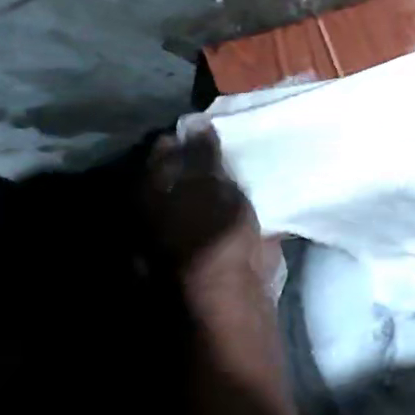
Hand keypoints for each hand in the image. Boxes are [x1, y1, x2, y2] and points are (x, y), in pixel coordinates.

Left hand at [141, 127, 278, 308]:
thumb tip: (195, 121)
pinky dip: (246, 206)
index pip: (166, 150)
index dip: (192, 135)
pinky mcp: (222, 248)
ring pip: (211, 195)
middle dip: (212, 159)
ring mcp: (193, 231)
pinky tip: (265, 191)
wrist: (233, 294)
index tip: (220, 124)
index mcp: (149, 192)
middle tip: (242, 141)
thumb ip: (202, 152)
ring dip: (230, 182)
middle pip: (188, 173)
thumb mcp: (207, 183)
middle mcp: (162, 210)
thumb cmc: (211, 233)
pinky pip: (233, 217)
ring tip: (257, 161)